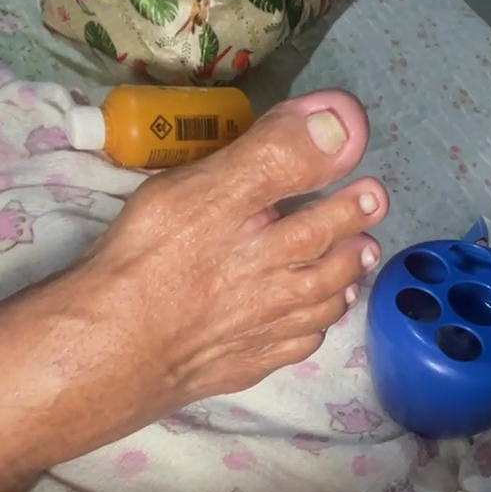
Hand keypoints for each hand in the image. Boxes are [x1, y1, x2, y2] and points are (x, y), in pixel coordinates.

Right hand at [50, 89, 382, 425]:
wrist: (116, 347)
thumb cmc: (156, 257)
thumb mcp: (213, 186)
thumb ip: (278, 155)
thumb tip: (342, 124)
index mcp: (272, 245)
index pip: (323, 222)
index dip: (351, 206)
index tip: (374, 195)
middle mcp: (276, 293)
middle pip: (324, 272)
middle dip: (352, 252)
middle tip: (370, 243)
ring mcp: (259, 336)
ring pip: (313, 314)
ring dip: (337, 295)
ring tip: (350, 285)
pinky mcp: (239, 367)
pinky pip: (287, 353)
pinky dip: (306, 339)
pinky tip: (307, 333)